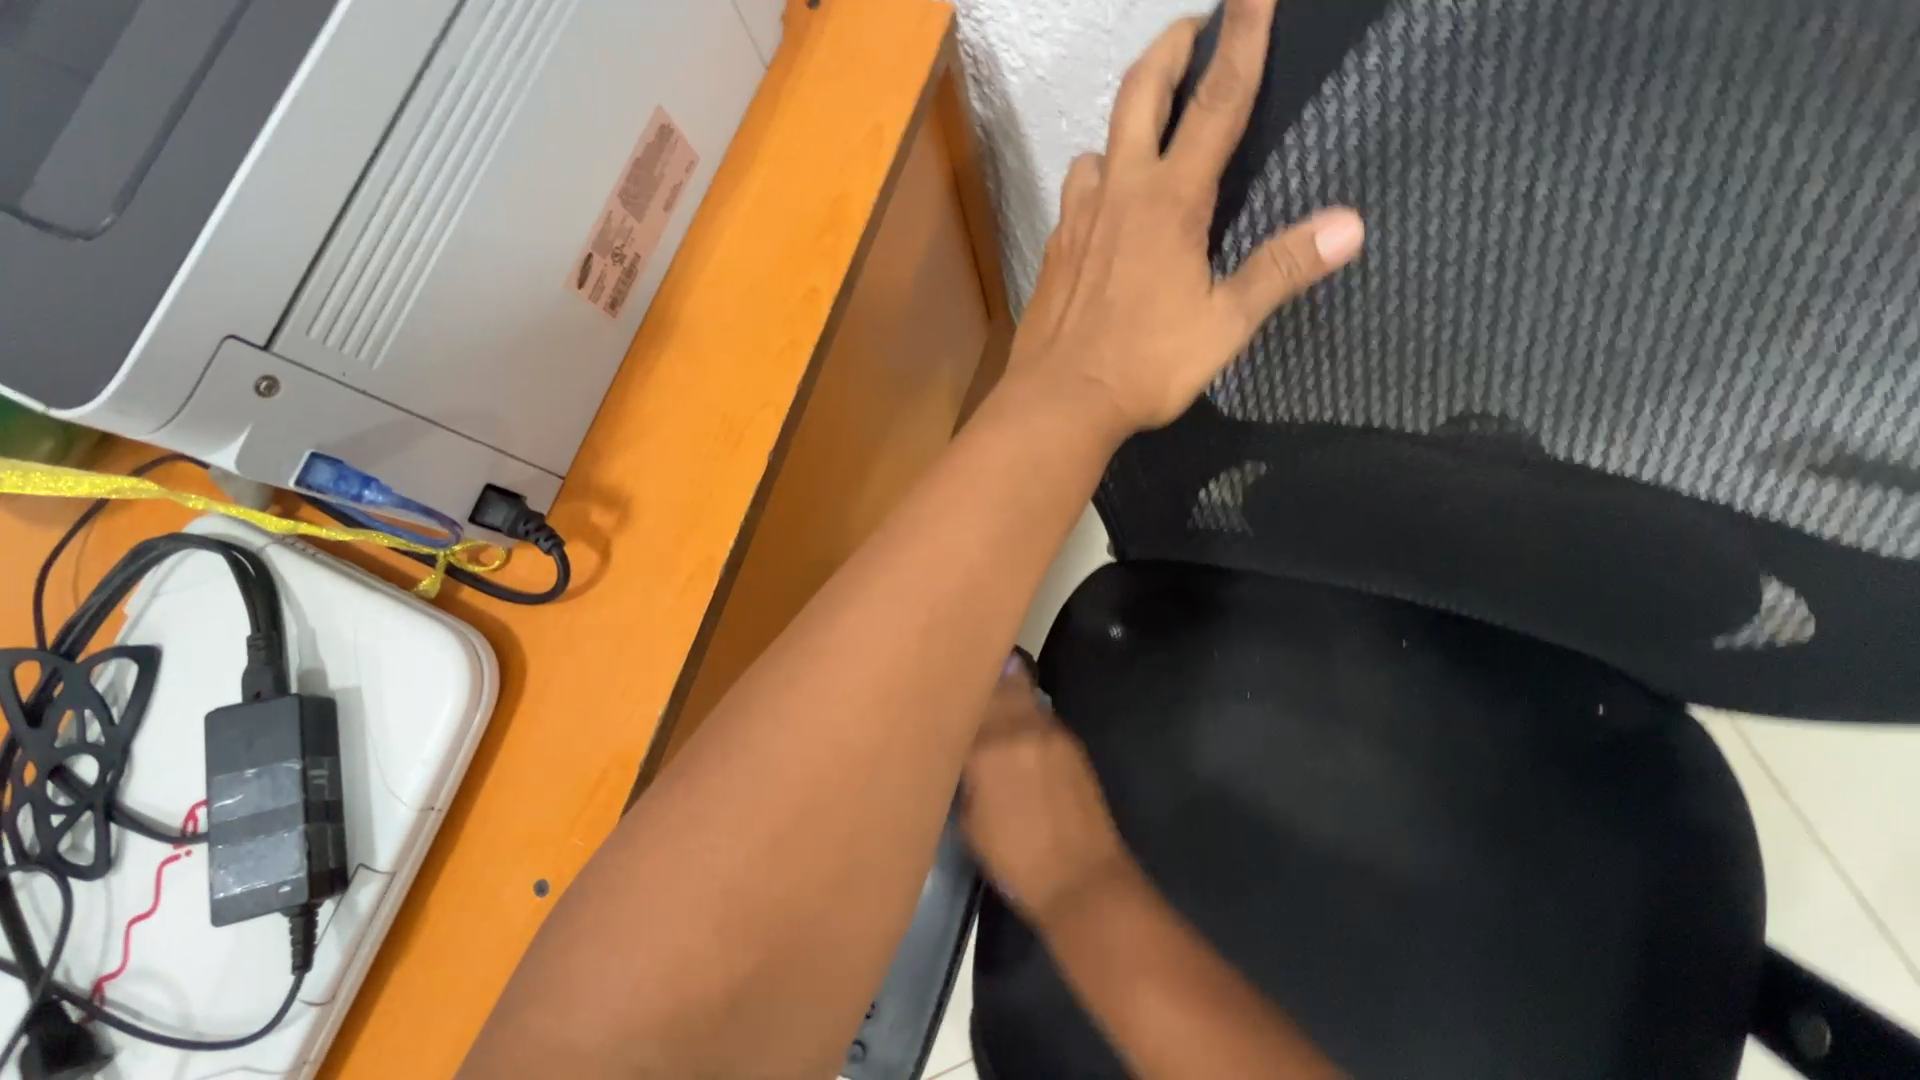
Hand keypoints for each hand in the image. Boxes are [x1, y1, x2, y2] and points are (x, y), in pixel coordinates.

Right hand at [960, 660, 1135, 928]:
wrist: (1081, 878)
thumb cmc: (1015, 860)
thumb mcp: (969, 822)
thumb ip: (965, 775)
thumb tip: (963, 752)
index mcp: (987, 749)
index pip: (966, 701)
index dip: (955, 691)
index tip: (942, 686)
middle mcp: (1020, 728)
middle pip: (1000, 682)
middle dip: (985, 678)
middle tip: (965, 675)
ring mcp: (1051, 732)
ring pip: (1024, 692)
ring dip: (1008, 690)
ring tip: (991, 693)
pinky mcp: (1073, 743)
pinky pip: (1041, 715)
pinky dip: (1027, 714)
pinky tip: (1018, 729)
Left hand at [1001, 0, 1364, 435]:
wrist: (1059, 400)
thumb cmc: (1145, 365)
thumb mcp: (1224, 324)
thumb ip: (1281, 270)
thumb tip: (1350, 224)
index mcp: (1170, 202)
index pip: (1217, 102)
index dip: (1243, 38)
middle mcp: (1120, 193)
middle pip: (1140, 94)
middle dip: (1171, 48)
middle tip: (1194, 27)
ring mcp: (1080, 217)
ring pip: (1099, 143)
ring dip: (1126, 121)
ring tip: (1148, 130)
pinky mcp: (1056, 247)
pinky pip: (1078, 190)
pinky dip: (1098, 177)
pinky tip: (1108, 203)